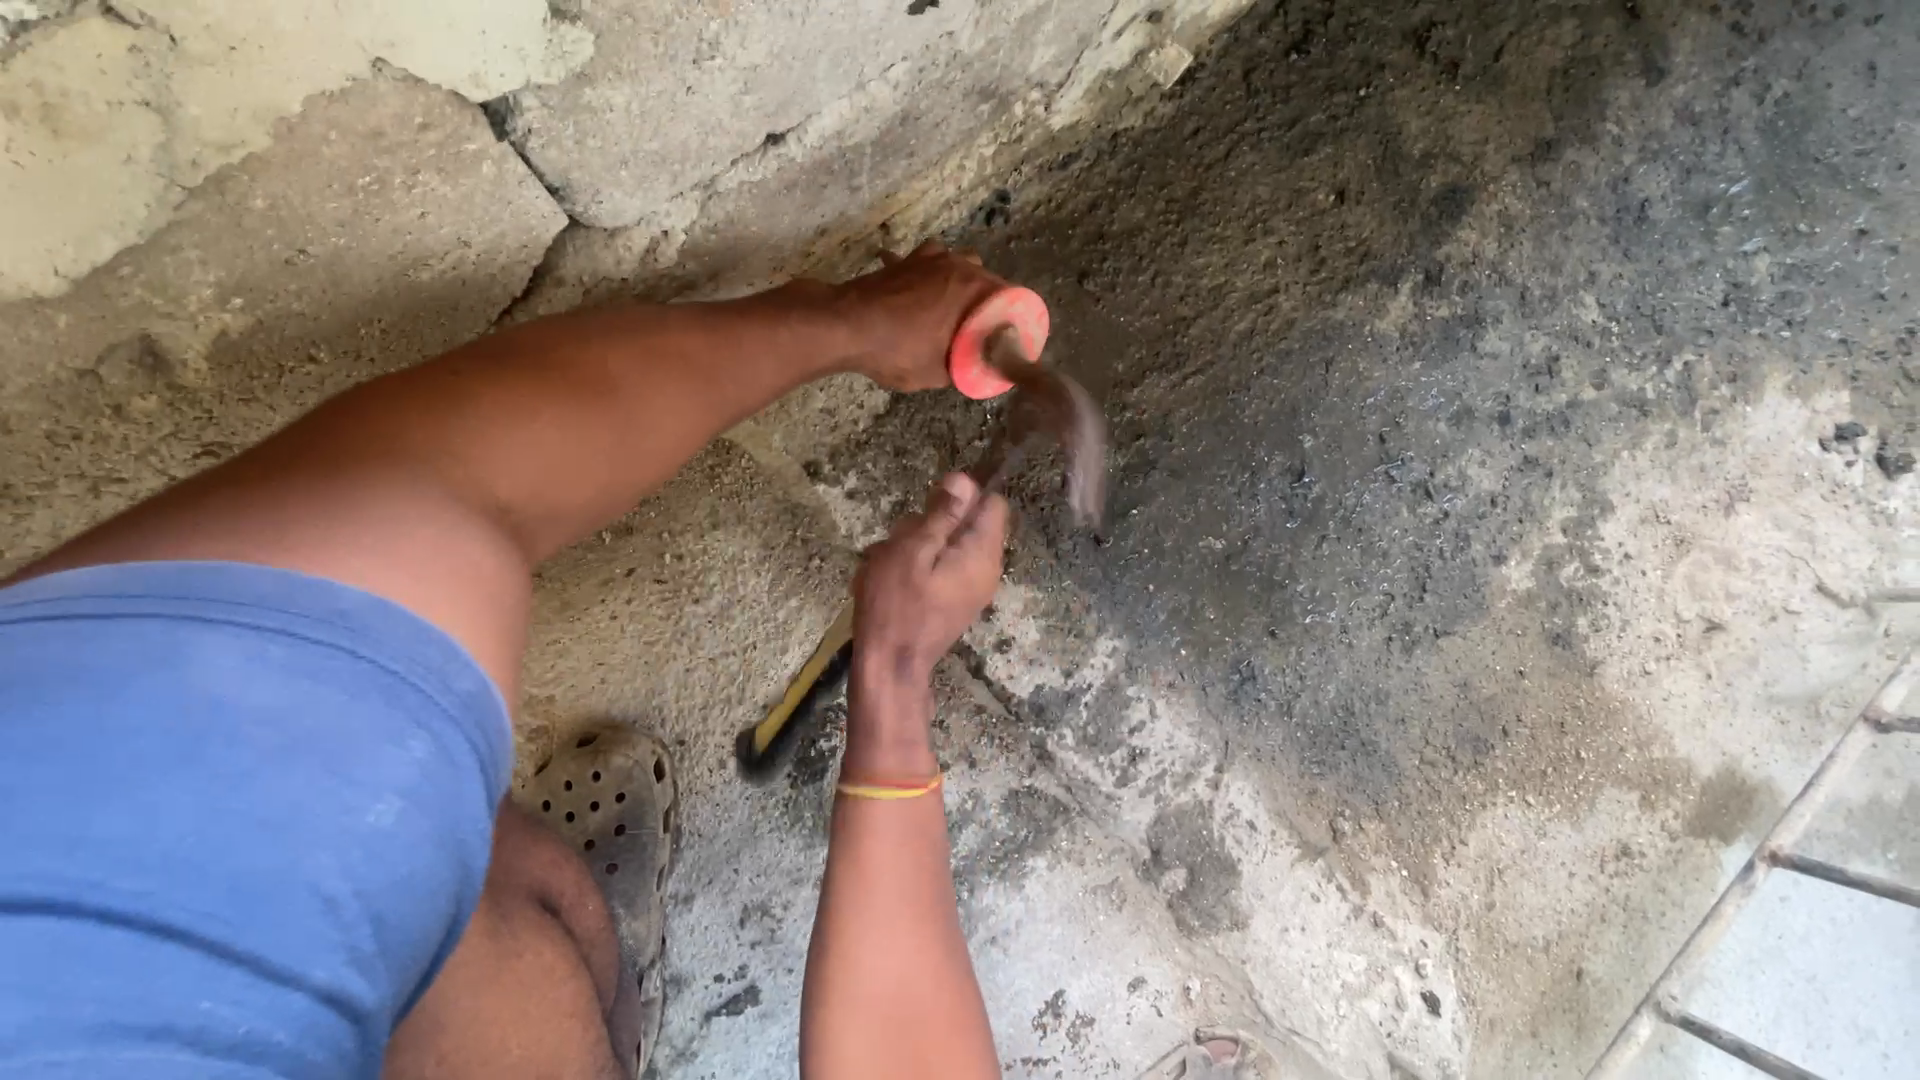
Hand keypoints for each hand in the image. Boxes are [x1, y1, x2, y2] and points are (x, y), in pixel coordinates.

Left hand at [832, 241, 1006, 391]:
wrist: (845, 325)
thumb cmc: (898, 350)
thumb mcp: (939, 372)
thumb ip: (965, 369)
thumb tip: (978, 371)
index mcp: (973, 288)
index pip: (1012, 297)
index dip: (1016, 318)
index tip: (1012, 337)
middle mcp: (956, 264)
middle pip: (986, 279)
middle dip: (988, 302)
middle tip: (983, 329)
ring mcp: (927, 258)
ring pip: (958, 265)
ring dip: (961, 284)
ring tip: (955, 311)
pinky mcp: (903, 262)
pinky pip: (927, 265)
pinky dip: (931, 278)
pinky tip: (923, 296)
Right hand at [852, 473, 1008, 683]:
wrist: (890, 667)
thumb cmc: (896, 605)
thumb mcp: (913, 550)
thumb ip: (942, 514)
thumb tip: (965, 480)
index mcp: (982, 553)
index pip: (993, 504)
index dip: (962, 496)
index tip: (927, 506)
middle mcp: (986, 569)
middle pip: (967, 524)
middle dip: (929, 524)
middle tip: (898, 541)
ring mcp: (971, 588)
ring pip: (947, 545)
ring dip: (914, 545)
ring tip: (884, 563)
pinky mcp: (955, 601)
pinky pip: (939, 569)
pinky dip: (914, 567)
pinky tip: (886, 579)